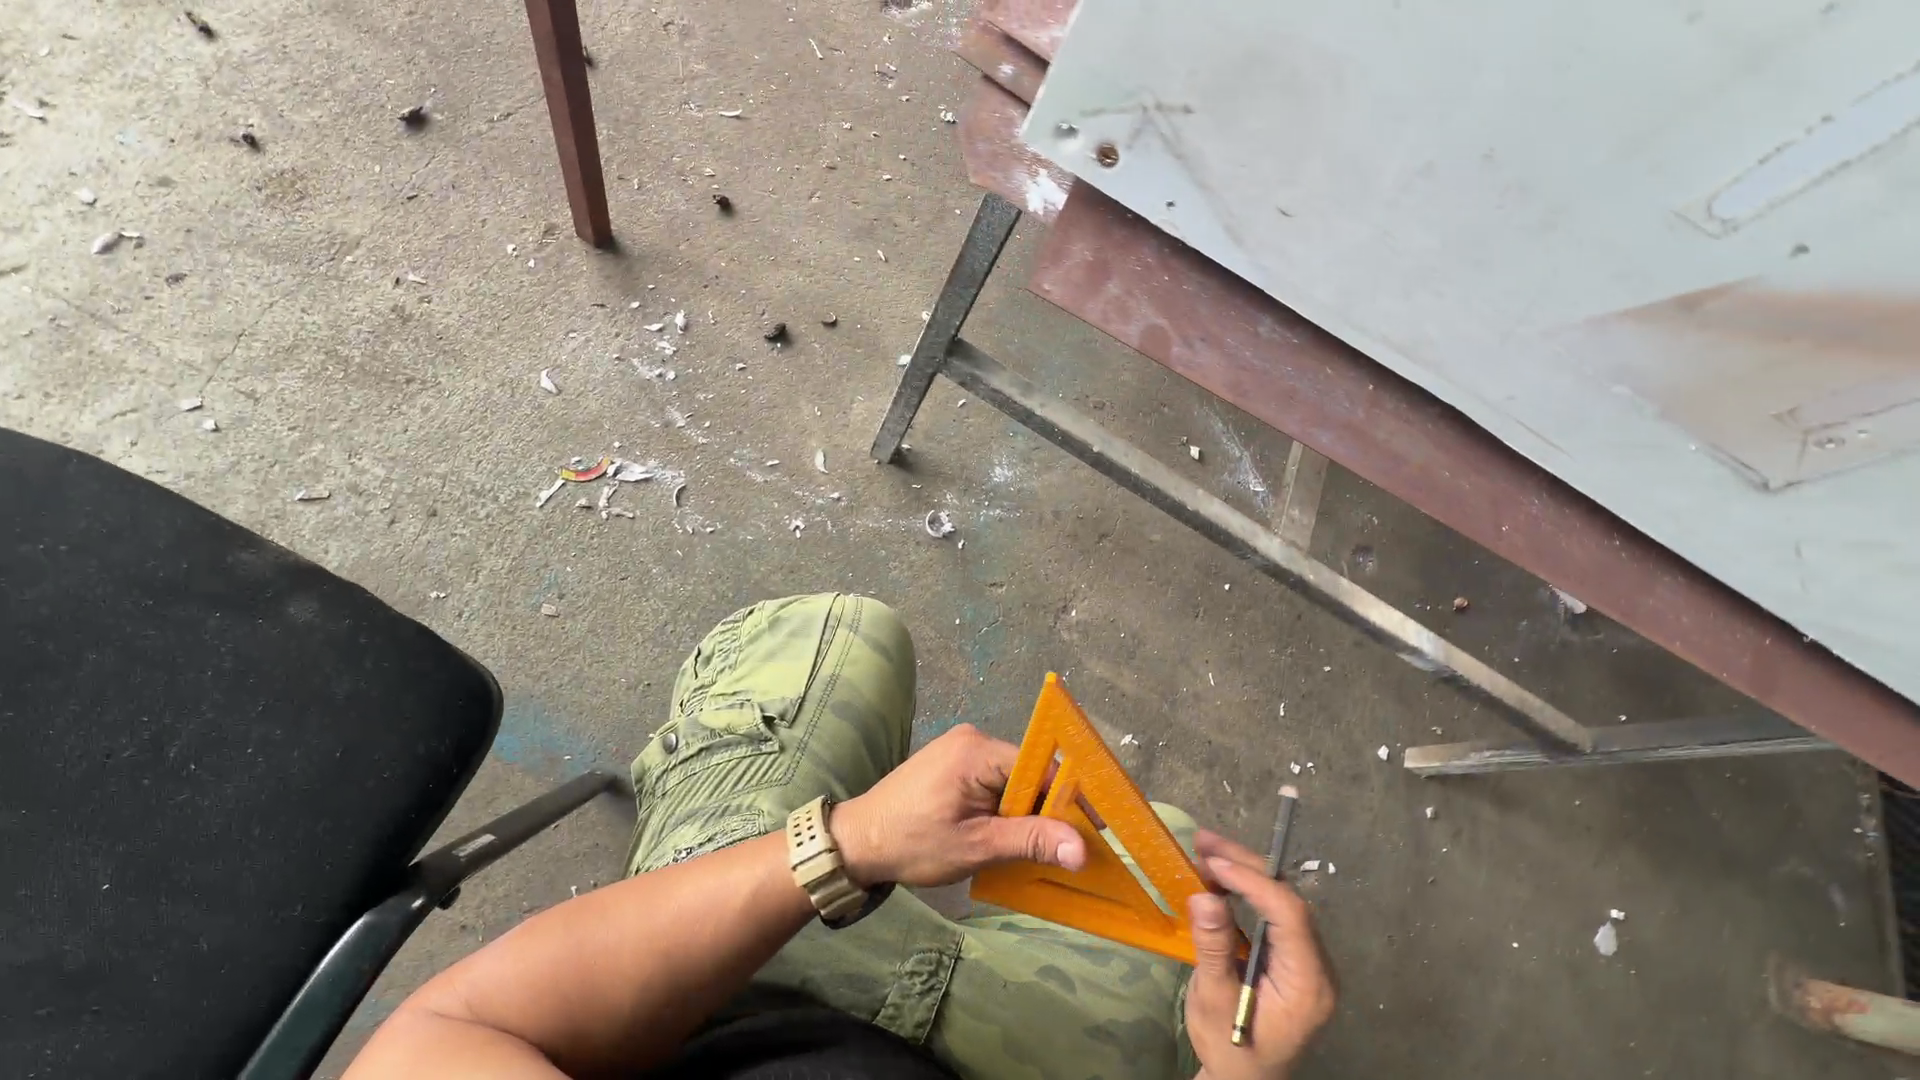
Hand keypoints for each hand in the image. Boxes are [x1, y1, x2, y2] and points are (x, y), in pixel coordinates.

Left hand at [830, 724, 1087, 887]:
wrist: (856, 841)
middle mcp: (974, 739)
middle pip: (1031, 771)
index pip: (1042, 766)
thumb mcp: (976, 846)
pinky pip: (996, 781)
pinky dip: (1008, 807)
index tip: (1095, 831)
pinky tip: (1015, 835)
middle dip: (1050, 808)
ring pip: (1015, 778)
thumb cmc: (913, 842)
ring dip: (1028, 811)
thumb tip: (1082, 849)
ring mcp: (962, 749)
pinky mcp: (955, 765)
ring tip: (1047, 847)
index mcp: (978, 750)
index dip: (1069, 798)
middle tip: (1073, 847)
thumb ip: (1029, 840)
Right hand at [1184, 830, 1335, 1079]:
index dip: (1253, 881)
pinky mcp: (1292, 959)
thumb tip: (1205, 895)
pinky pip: (1274, 914)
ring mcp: (1307, 962)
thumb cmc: (1230, 1047)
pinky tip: (1218, 879)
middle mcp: (1317, 967)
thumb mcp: (1216, 1000)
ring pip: (1281, 902)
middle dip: (1246, 866)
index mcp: (1308, 983)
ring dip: (1244, 873)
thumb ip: (1214, 948)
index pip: (1290, 915)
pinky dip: (1245, 891)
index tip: (1214, 863)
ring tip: (1204, 853)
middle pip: (1288, 901)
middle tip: (1204, 843)